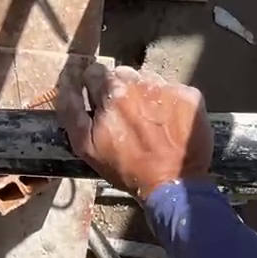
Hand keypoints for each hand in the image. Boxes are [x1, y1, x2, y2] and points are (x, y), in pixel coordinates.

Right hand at [56, 64, 212, 198]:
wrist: (173, 185)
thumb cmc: (125, 168)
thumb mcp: (85, 145)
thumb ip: (71, 109)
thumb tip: (66, 80)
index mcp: (111, 92)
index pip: (94, 72)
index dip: (93, 88)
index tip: (98, 104)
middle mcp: (139, 82)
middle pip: (120, 73)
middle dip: (117, 90)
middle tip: (123, 117)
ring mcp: (167, 87)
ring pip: (146, 79)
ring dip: (142, 94)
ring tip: (146, 121)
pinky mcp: (189, 95)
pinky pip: (171, 89)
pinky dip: (167, 101)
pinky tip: (166, 123)